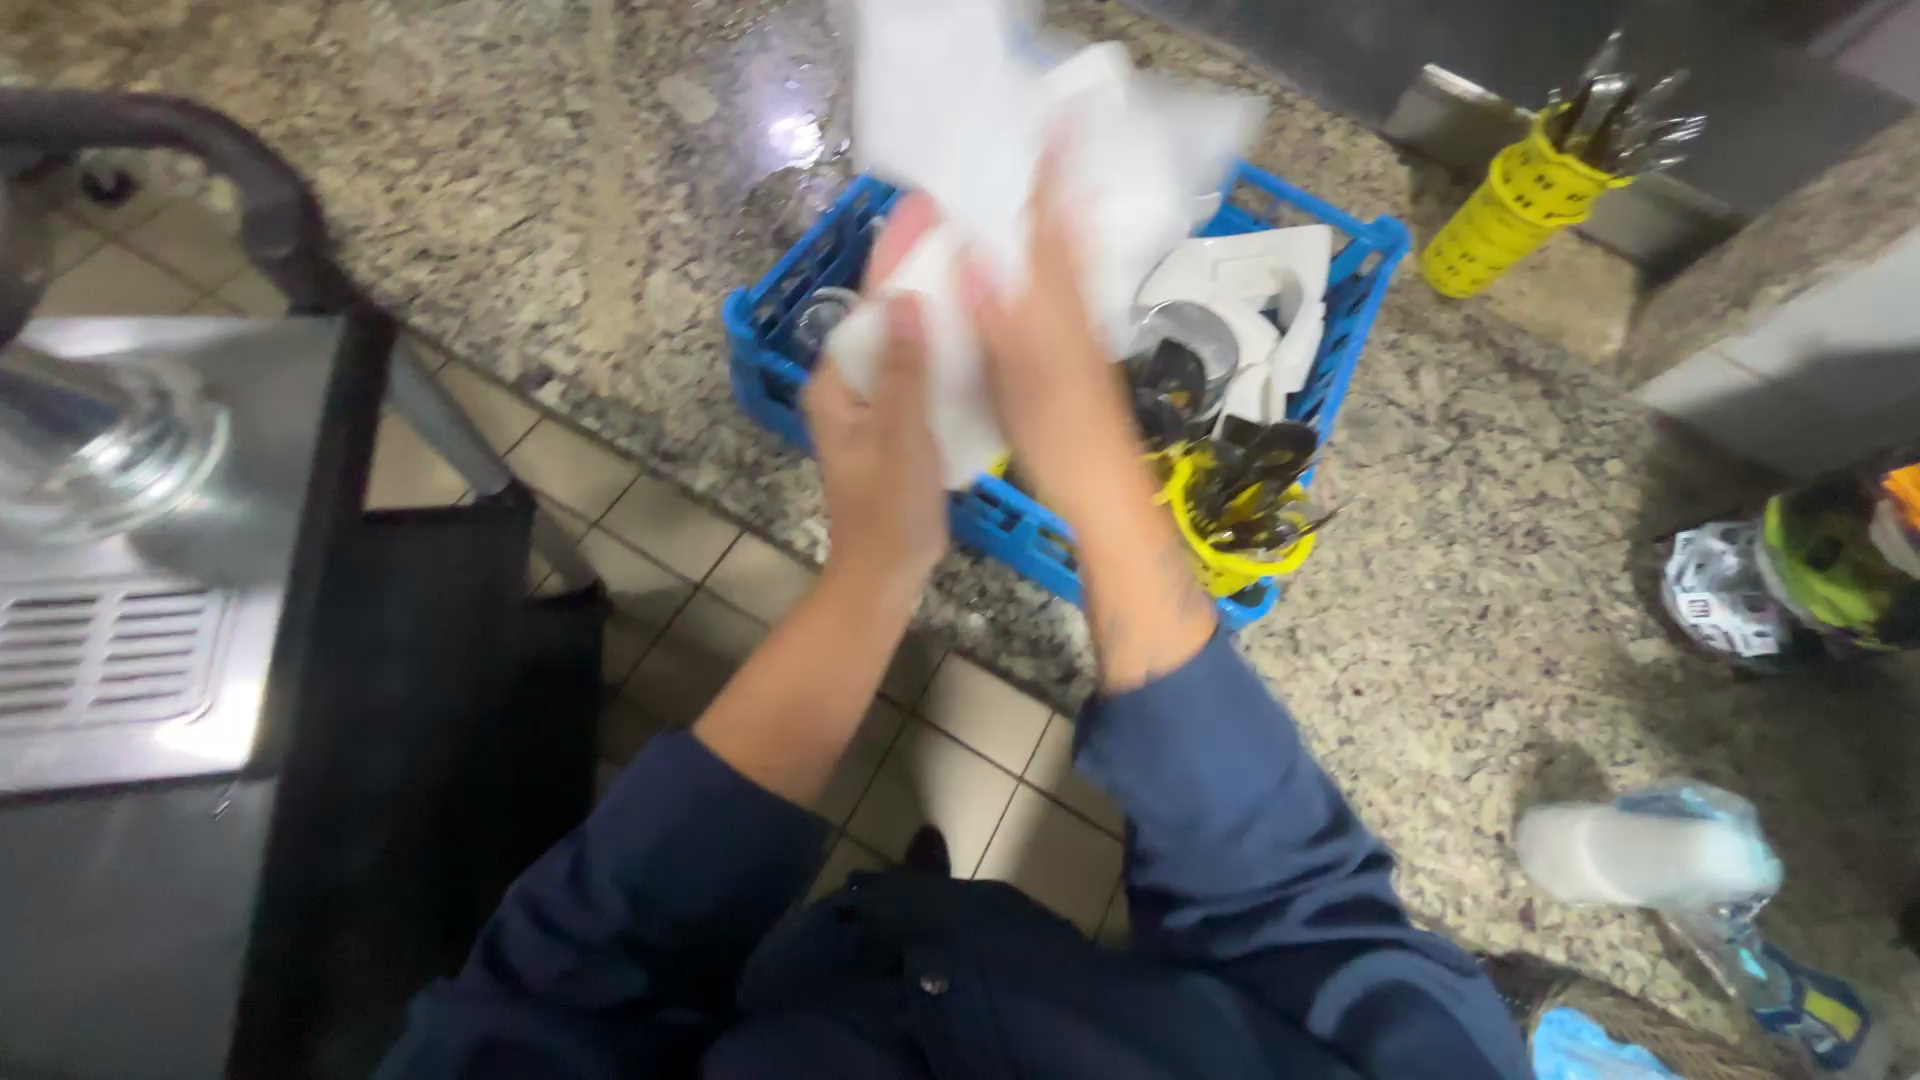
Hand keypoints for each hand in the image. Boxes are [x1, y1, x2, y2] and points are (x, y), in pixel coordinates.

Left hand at [804, 204, 948, 606]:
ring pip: (907, 349)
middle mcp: (851, 388)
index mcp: (839, 384)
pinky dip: (943, 356)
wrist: (887, 570)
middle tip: (958, 233)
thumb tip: (908, 300)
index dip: (894, 260)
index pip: (868, 308)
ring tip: (974, 272)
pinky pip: (920, 378)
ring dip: (935, 315)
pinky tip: (976, 339)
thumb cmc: (890, 508)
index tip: (922, 212)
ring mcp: (874, 408)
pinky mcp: (897, 427)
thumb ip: (906, 371)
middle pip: (888, 322)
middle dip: (918, 280)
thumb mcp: (900, 436)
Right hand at [959, 147, 1215, 688]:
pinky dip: (1052, 277)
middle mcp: (1075, 317)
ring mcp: (1081, 342)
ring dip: (1057, 231)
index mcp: (1058, 316)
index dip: (1051, 182)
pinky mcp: (1079, 366)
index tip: (1049, 132)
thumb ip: (999, 323)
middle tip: (1044, 152)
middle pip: (1067, 244)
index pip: (1052, 234)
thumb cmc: (1063, 445)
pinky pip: (1064, 304)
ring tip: (1035, 199)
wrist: (1108, 494)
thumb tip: (973, 259)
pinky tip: (1035, 281)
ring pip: (1068, 272)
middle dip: (1059, 196)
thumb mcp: (1024, 387)